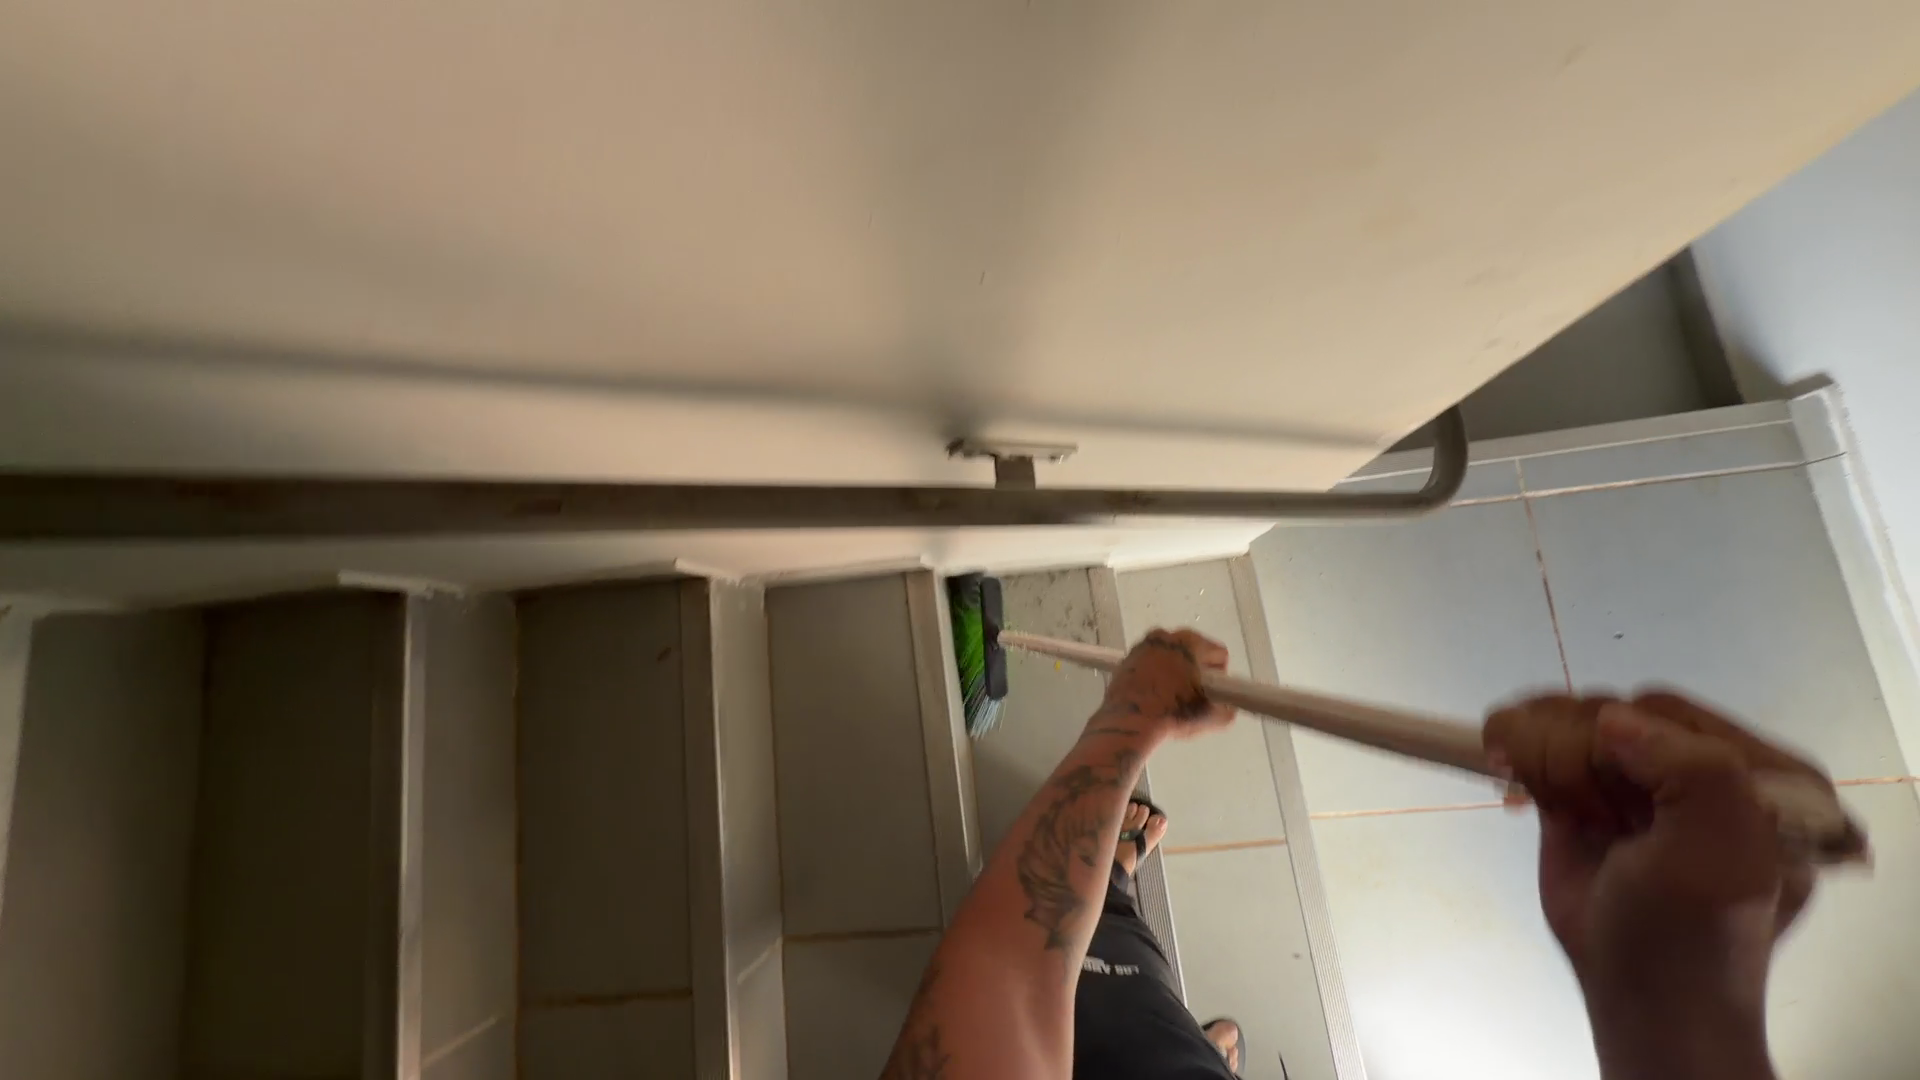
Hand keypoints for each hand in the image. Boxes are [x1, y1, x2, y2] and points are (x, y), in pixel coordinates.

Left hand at [1098, 628, 1236, 739]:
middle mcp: (1166, 636)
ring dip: (1174, 669)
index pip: (1218, 653)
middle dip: (1197, 669)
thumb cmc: (1173, 713)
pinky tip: (1154, 692)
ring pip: (1170, 654)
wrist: (1130, 721)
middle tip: (1194, 693)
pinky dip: (1154, 672)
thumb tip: (1226, 706)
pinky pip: (1149, 661)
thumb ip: (1227, 708)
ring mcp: (1143, 644)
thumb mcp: (1212, 717)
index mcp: (1190, 642)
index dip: (1220, 675)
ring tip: (1172, 694)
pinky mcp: (1127, 656)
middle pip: (1193, 650)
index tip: (1213, 691)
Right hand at [1484, 693, 1823, 1077]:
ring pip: (1553, 715)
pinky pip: (1523, 733)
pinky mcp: (1573, 782)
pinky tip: (1520, 795)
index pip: (1660, 712)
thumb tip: (1610, 720)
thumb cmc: (1688, 932)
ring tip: (1565, 814)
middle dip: (1576, 764)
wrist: (1634, 988)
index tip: (1621, 812)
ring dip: (1541, 764)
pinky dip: (1510, 757)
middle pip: (1597, 710)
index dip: (1622, 750)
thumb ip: (1696, 776)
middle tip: (1595, 822)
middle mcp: (1690, 763)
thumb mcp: (1718, 860)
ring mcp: (1626, 772)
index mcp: (1752, 772)